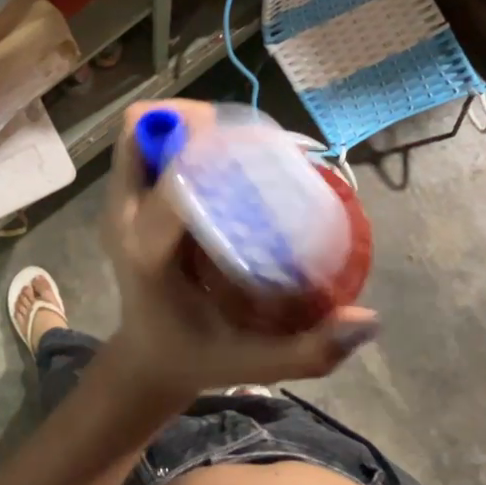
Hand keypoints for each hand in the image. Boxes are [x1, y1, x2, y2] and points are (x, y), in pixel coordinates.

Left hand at [99, 100, 380, 400]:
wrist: (144, 358)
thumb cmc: (194, 358)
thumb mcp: (252, 363)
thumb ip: (309, 349)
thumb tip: (368, 318)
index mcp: (147, 251)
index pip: (176, 182)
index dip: (218, 153)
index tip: (268, 153)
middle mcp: (122, 216)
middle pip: (141, 131)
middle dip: (194, 121)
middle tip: (247, 142)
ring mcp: (116, 204)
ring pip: (140, 131)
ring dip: (185, 124)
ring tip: (235, 143)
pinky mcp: (122, 199)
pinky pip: (145, 145)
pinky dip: (178, 137)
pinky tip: (219, 159)